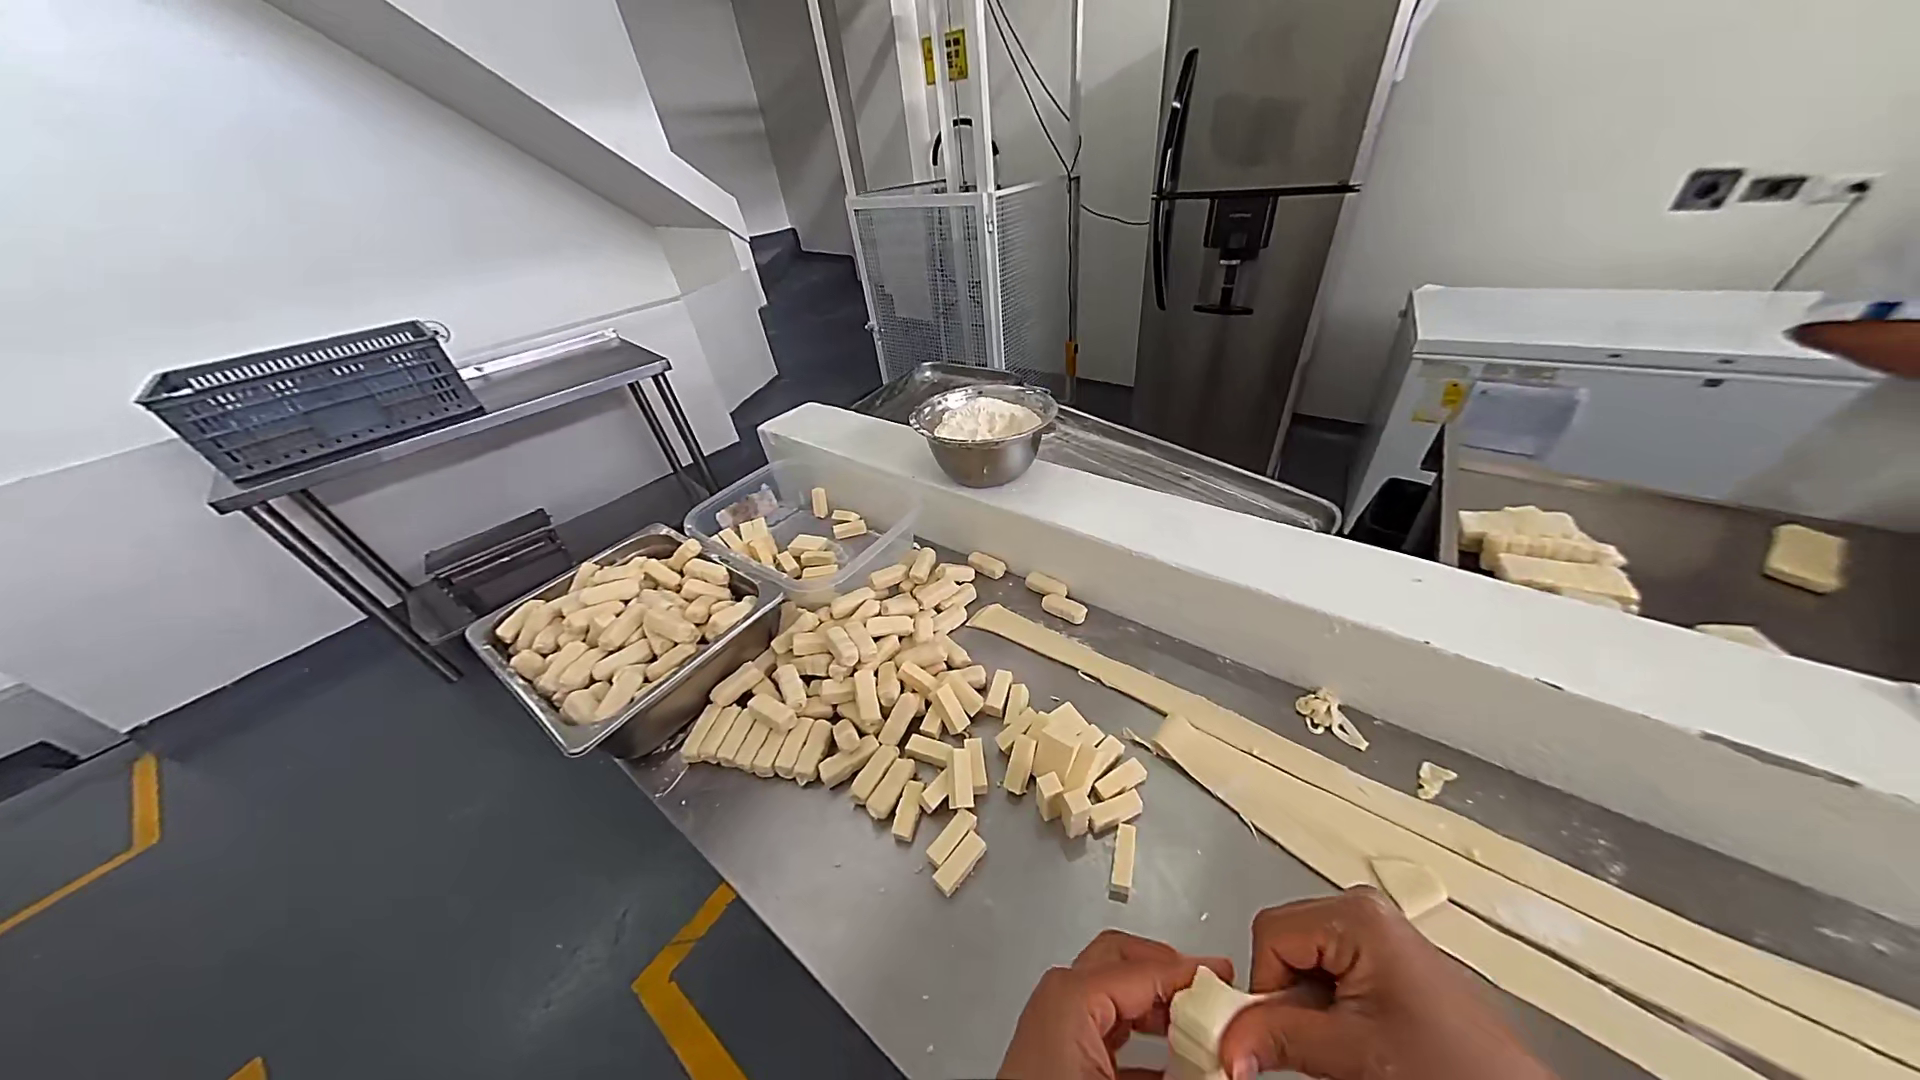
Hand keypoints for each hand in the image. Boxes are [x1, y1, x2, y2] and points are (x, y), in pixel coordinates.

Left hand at [1000, 928, 1233, 1079]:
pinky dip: (1142, 1035)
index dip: (1189, 972)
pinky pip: (1108, 1026)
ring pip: (1115, 992)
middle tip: (1211, 992)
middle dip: (1169, 974)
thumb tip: (1226, 1066)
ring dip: (1157, 1006)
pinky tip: (1172, 1066)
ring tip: (1198, 1029)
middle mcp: (1061, 997)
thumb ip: (1180, 1072)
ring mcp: (1057, 1021)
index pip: (1144, 968)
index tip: (1225, 979)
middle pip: (1124, 962)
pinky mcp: (1060, 1051)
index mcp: (1073, 995)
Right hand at [1218, 887, 1553, 1079]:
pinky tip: (1354, 1041)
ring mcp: (1378, 933)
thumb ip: (1277, 1038)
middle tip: (1308, 1049)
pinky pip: (1330, 969)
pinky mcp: (1387, 958)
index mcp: (1356, 916)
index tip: (1269, 1035)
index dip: (1264, 987)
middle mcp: (1364, 910)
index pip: (1270, 933)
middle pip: (1284, 941)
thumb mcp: (1350, 1056)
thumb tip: (1225, 1041)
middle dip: (1286, 998)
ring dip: (1306, 1007)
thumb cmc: (1453, 1074)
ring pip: (1303, 959)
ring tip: (1341, 1050)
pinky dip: (1327, 1007)